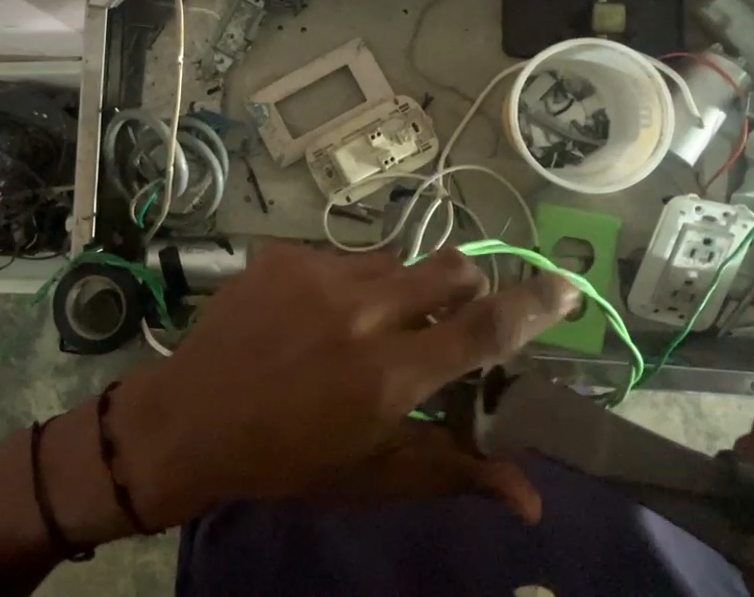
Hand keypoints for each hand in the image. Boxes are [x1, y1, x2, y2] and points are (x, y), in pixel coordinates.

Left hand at [109, 243, 577, 527]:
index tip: (563, 284)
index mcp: (392, 373)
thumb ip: (453, 472)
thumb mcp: (371, 474)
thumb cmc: (285, 458)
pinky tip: (311, 315)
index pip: (484, 327)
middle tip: (444, 318)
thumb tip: (532, 498)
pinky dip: (345, 281)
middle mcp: (363, 310)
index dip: (534, 304)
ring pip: (394, 260)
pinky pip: (340, 255)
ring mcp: (318, 273)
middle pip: (449, 269)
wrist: (189, 418)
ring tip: (363, 324)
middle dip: (464, 287)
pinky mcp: (283, 254)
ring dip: (400, 288)